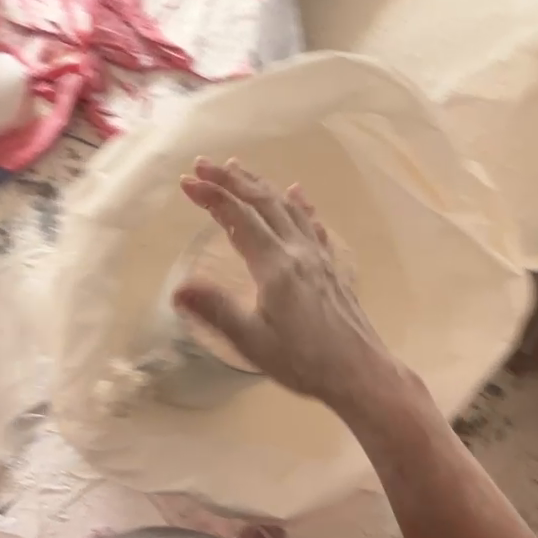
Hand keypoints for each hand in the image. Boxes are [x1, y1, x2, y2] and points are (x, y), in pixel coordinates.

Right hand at [174, 158, 408, 414]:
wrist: (360, 372)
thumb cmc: (303, 361)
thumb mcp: (252, 341)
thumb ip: (216, 310)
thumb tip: (178, 289)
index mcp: (275, 266)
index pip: (238, 218)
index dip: (212, 197)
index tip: (186, 183)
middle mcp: (298, 251)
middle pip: (263, 202)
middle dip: (232, 180)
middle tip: (204, 164)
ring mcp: (319, 257)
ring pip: (288, 208)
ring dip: (261, 185)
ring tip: (241, 169)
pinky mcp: (332, 268)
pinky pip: (312, 225)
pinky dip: (299, 205)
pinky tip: (298, 195)